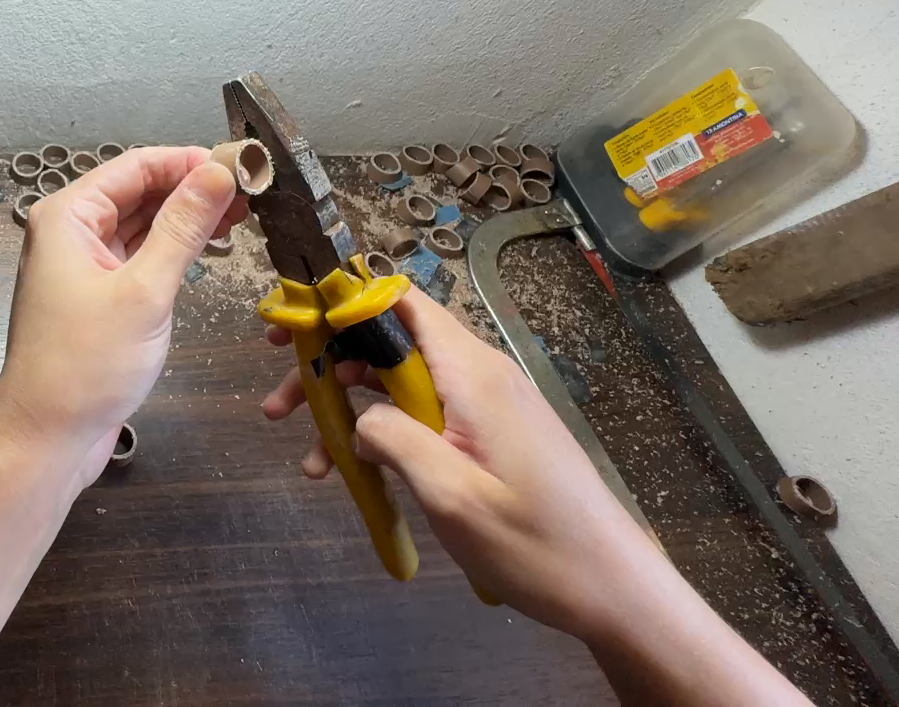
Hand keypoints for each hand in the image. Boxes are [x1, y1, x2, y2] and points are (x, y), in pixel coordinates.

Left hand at [0, 147, 246, 487]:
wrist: (46, 437)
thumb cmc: (86, 363)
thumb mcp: (144, 291)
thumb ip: (182, 228)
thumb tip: (218, 173)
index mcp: (67, 216)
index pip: (134, 167)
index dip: (187, 161)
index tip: (241, 165)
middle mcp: (69, 231)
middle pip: (136, 192)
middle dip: (190, 189)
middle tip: (250, 194)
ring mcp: (81, 263)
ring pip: (138, 223)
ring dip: (183, 218)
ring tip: (238, 216)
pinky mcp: (96, 293)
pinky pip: (136, 254)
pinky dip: (169, 248)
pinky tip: (206, 246)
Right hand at [260, 288, 669, 643]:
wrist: (621, 598)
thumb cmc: (539, 544)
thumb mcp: (452, 493)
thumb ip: (391, 437)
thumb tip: (360, 419)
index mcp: (471, 372)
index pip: (399, 301)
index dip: (340, 303)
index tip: (294, 329)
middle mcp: (474, 373)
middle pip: (382, 344)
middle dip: (324, 370)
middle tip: (277, 404)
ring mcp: (478, 402)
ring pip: (391, 384)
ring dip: (344, 412)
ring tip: (310, 459)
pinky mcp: (482, 430)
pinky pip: (416, 414)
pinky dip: (378, 435)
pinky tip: (353, 476)